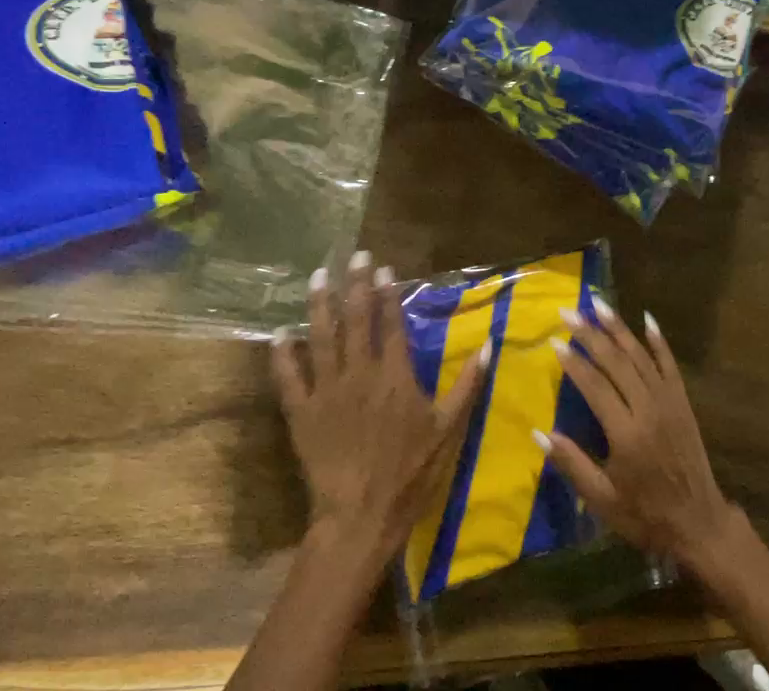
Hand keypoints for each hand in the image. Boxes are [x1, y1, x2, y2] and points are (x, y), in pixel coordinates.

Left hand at [271, 253, 487, 558]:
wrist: (360, 513)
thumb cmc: (411, 471)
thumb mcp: (448, 428)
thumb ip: (467, 385)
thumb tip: (488, 346)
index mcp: (396, 376)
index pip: (391, 325)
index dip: (387, 294)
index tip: (383, 269)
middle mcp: (360, 374)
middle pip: (355, 321)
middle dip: (355, 286)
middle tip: (353, 256)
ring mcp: (327, 391)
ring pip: (321, 338)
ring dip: (319, 305)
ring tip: (318, 276)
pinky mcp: (302, 413)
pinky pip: (288, 377)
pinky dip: (283, 354)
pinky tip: (280, 333)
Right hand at [539, 300, 736, 565]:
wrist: (697, 521)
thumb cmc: (644, 515)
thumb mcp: (602, 499)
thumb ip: (572, 463)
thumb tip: (538, 433)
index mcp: (627, 433)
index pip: (595, 386)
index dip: (574, 362)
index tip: (555, 341)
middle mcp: (650, 409)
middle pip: (617, 362)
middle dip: (591, 335)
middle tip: (569, 311)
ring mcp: (670, 402)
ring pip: (642, 356)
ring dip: (620, 329)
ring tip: (599, 305)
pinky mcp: (683, 403)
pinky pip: (670, 365)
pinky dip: (658, 342)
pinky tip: (647, 321)